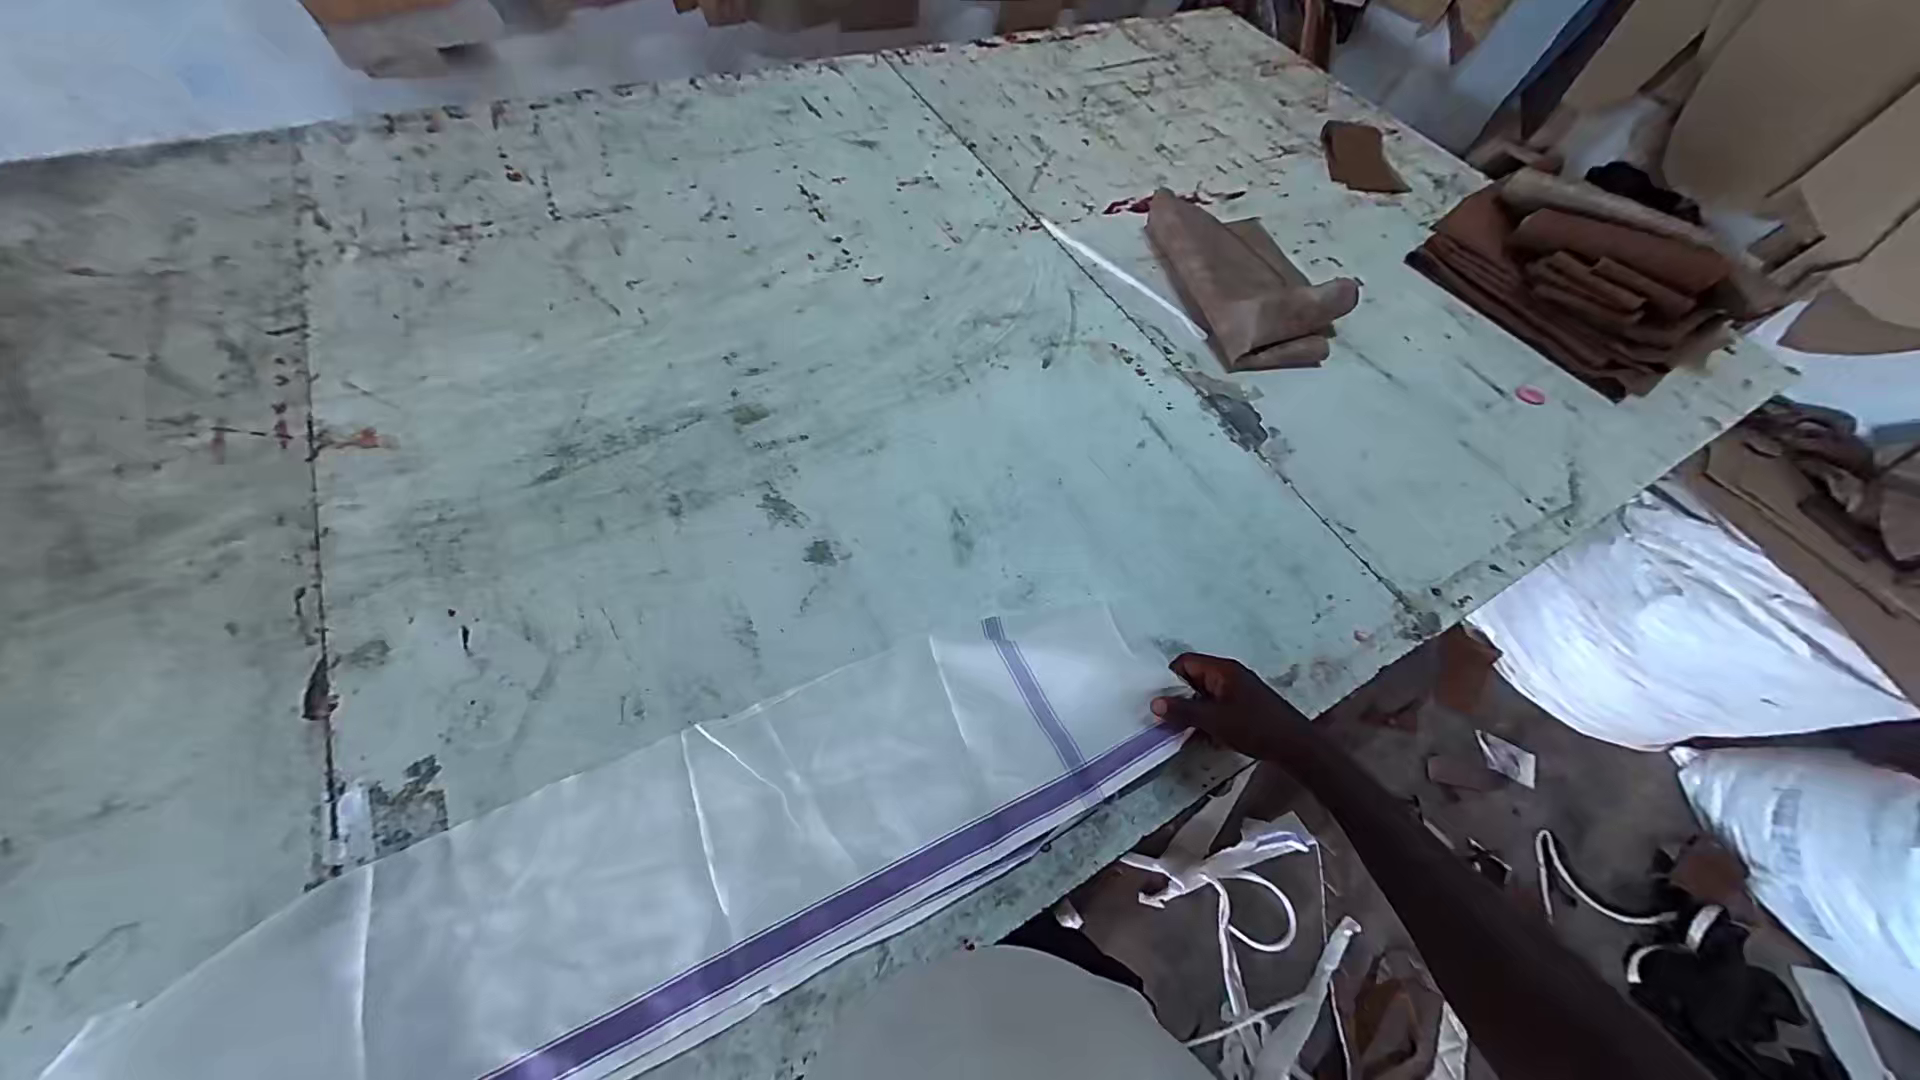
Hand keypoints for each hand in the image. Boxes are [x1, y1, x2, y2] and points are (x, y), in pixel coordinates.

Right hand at [1151, 653, 1309, 757]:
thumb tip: (1155, 703)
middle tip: (1169, 717)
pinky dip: (1207, 719)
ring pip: (1203, 695)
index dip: (1169, 678)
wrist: (1297, 748)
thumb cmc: (1255, 727)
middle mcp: (1229, 675)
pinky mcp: (1244, 707)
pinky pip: (1216, 707)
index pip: (1185, 662)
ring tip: (1184, 731)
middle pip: (1193, 678)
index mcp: (1222, 670)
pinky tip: (1204, 737)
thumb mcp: (1214, 720)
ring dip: (1193, 712)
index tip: (1162, 700)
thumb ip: (1183, 710)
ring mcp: (1237, 691)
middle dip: (1180, 698)